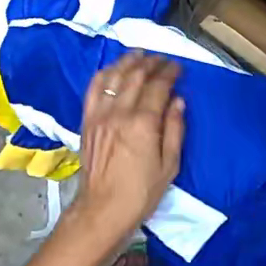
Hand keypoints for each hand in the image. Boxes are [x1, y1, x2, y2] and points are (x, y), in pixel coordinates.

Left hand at [69, 53, 184, 238]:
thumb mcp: (170, 164)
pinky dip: (103, 75)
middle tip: (162, 59)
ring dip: (128, 62)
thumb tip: (178, 102)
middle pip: (136, 76)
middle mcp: (120, 113)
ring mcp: (100, 116)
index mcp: (144, 123)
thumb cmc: (142, 191)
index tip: (178, 67)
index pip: (158, 86)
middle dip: (151, 63)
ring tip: (139, 55)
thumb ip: (175, 129)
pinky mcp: (87, 122)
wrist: (102, 210)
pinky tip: (112, 69)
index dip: (170, 73)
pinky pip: (93, 90)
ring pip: (114, 78)